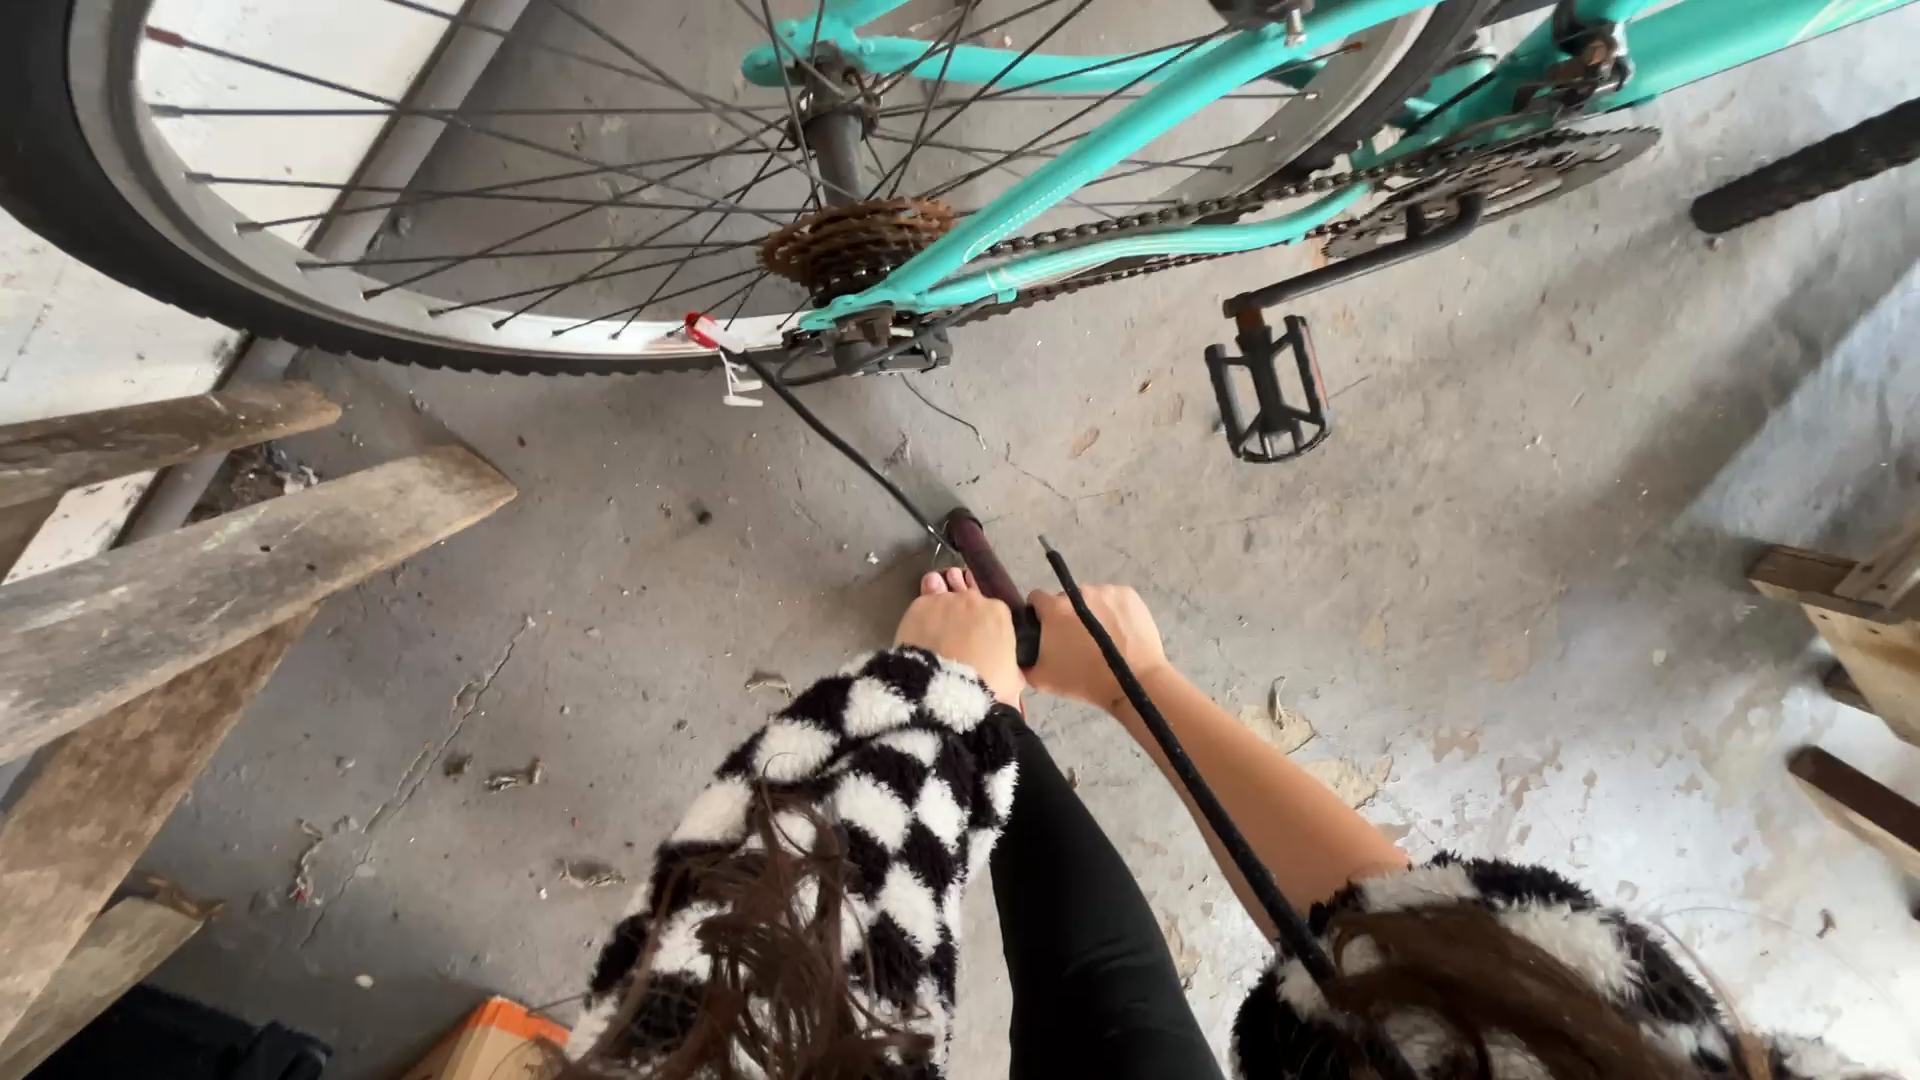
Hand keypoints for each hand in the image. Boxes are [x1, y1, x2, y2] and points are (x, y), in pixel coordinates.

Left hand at [894, 568, 1023, 707]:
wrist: (944, 689)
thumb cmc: (984, 685)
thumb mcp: (1012, 681)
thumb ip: (1013, 668)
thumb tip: (1010, 669)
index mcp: (999, 613)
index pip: (993, 611)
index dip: (985, 623)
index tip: (979, 637)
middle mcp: (973, 598)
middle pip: (969, 599)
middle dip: (964, 612)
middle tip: (957, 632)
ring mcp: (945, 599)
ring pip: (944, 593)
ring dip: (943, 603)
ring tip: (937, 620)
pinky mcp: (920, 605)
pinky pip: (923, 600)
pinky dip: (923, 610)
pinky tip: (921, 622)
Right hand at [1025, 584, 1168, 710]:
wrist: (1133, 684)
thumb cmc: (1085, 681)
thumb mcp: (1042, 679)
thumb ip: (1023, 662)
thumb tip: (1020, 655)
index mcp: (1054, 608)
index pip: (1037, 598)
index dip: (1038, 613)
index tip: (1046, 629)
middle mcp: (1079, 592)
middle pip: (1065, 599)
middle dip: (1066, 615)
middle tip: (1075, 639)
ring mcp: (1106, 591)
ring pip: (1091, 598)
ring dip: (1090, 612)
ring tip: (1101, 637)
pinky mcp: (1128, 594)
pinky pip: (1113, 598)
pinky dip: (1113, 611)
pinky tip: (1118, 631)